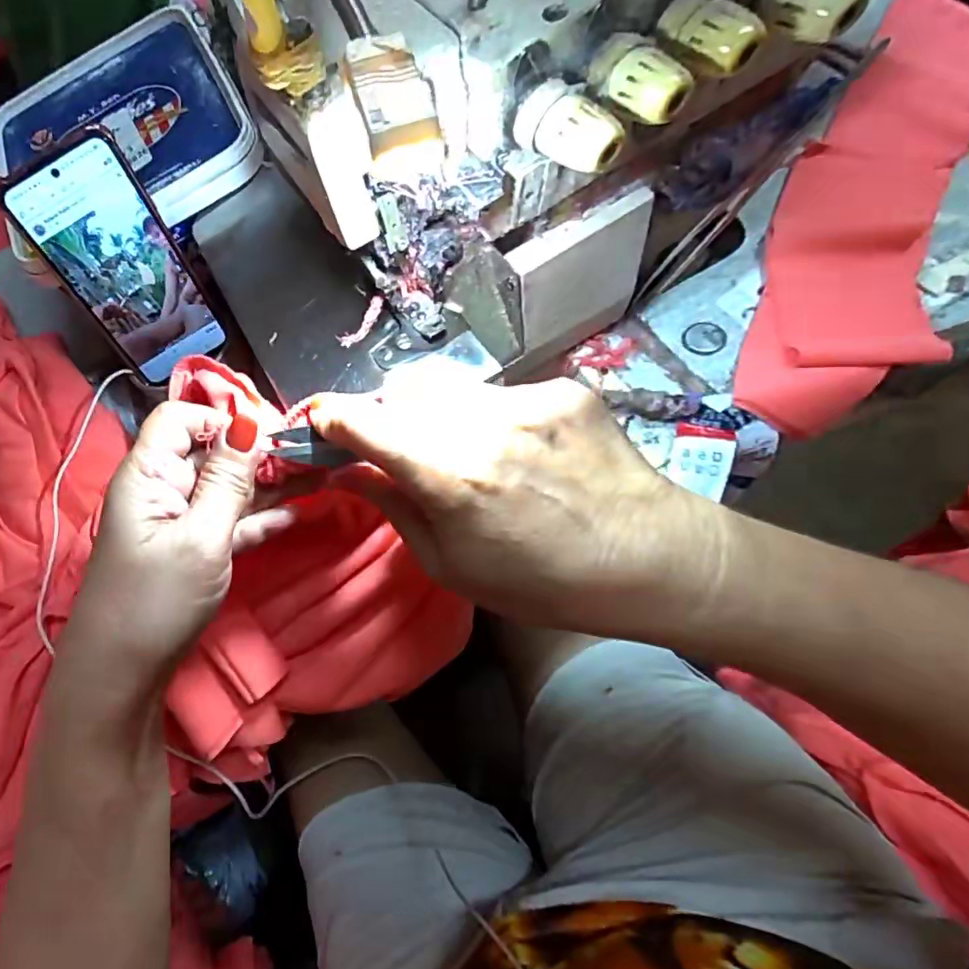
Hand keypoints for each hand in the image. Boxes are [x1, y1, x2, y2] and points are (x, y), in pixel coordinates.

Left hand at [68, 402, 297, 673]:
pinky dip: (257, 518)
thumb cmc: (156, 600)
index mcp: (149, 473)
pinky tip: (293, 515)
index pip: (181, 418)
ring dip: (267, 484)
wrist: (121, 675)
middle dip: (257, 451)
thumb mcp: (201, 537)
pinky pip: (228, 521)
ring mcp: (178, 520)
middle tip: (309, 458)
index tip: (269, 435)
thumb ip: (227, 480)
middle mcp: (162, 488)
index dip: (222, 418)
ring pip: (225, 487)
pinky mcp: (192, 549)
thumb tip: (248, 422)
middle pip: (210, 451)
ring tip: (315, 479)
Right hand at [309, 377, 729, 636]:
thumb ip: (392, 506)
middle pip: (400, 391)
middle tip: (388, 447)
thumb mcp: (451, 565)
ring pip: (448, 385)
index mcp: (452, 475)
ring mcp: (527, 397)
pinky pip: (496, 390)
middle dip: (381, 414)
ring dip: (430, 412)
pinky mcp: (561, 387)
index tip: (317, 424)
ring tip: (454, 450)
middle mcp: (483, 422)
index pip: (364, 419)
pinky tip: (512, 449)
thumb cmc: (543, 583)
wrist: (651, 558)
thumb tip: (345, 472)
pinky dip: (482, 414)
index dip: (330, 417)